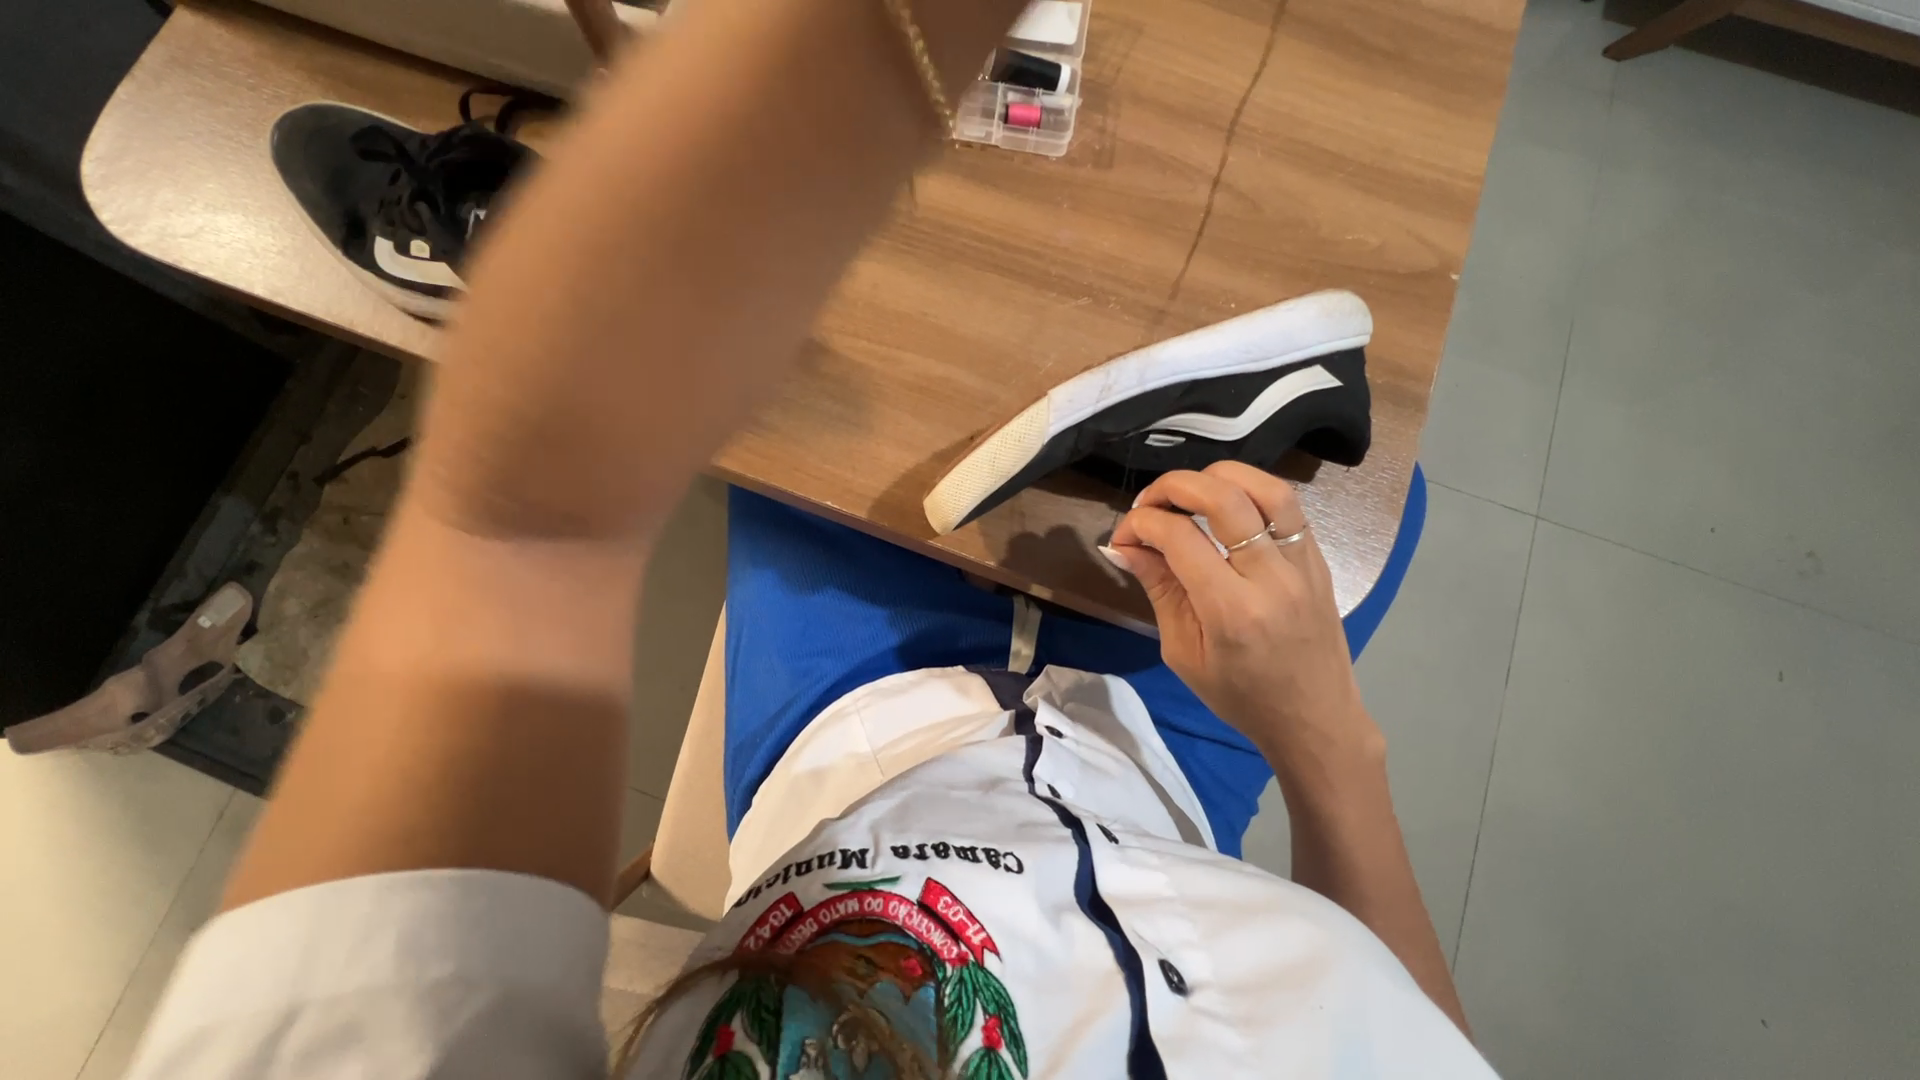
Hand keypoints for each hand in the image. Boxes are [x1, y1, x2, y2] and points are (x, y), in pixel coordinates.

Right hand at [1103, 462, 1381, 772]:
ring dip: (1218, 476)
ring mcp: (1302, 564)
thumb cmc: (1241, 697)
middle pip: (1223, 496)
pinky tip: (1226, 505)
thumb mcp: (1184, 653)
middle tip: (1148, 503)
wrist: (1315, 719)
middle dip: (1174, 486)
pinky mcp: (1317, 559)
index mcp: (1231, 611)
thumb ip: (1159, 590)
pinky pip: (1288, 505)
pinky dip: (1250, 492)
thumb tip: (1124, 545)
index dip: (1142, 523)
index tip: (1124, 534)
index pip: (1179, 537)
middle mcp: (1271, 578)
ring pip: (1266, 487)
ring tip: (1189, 492)